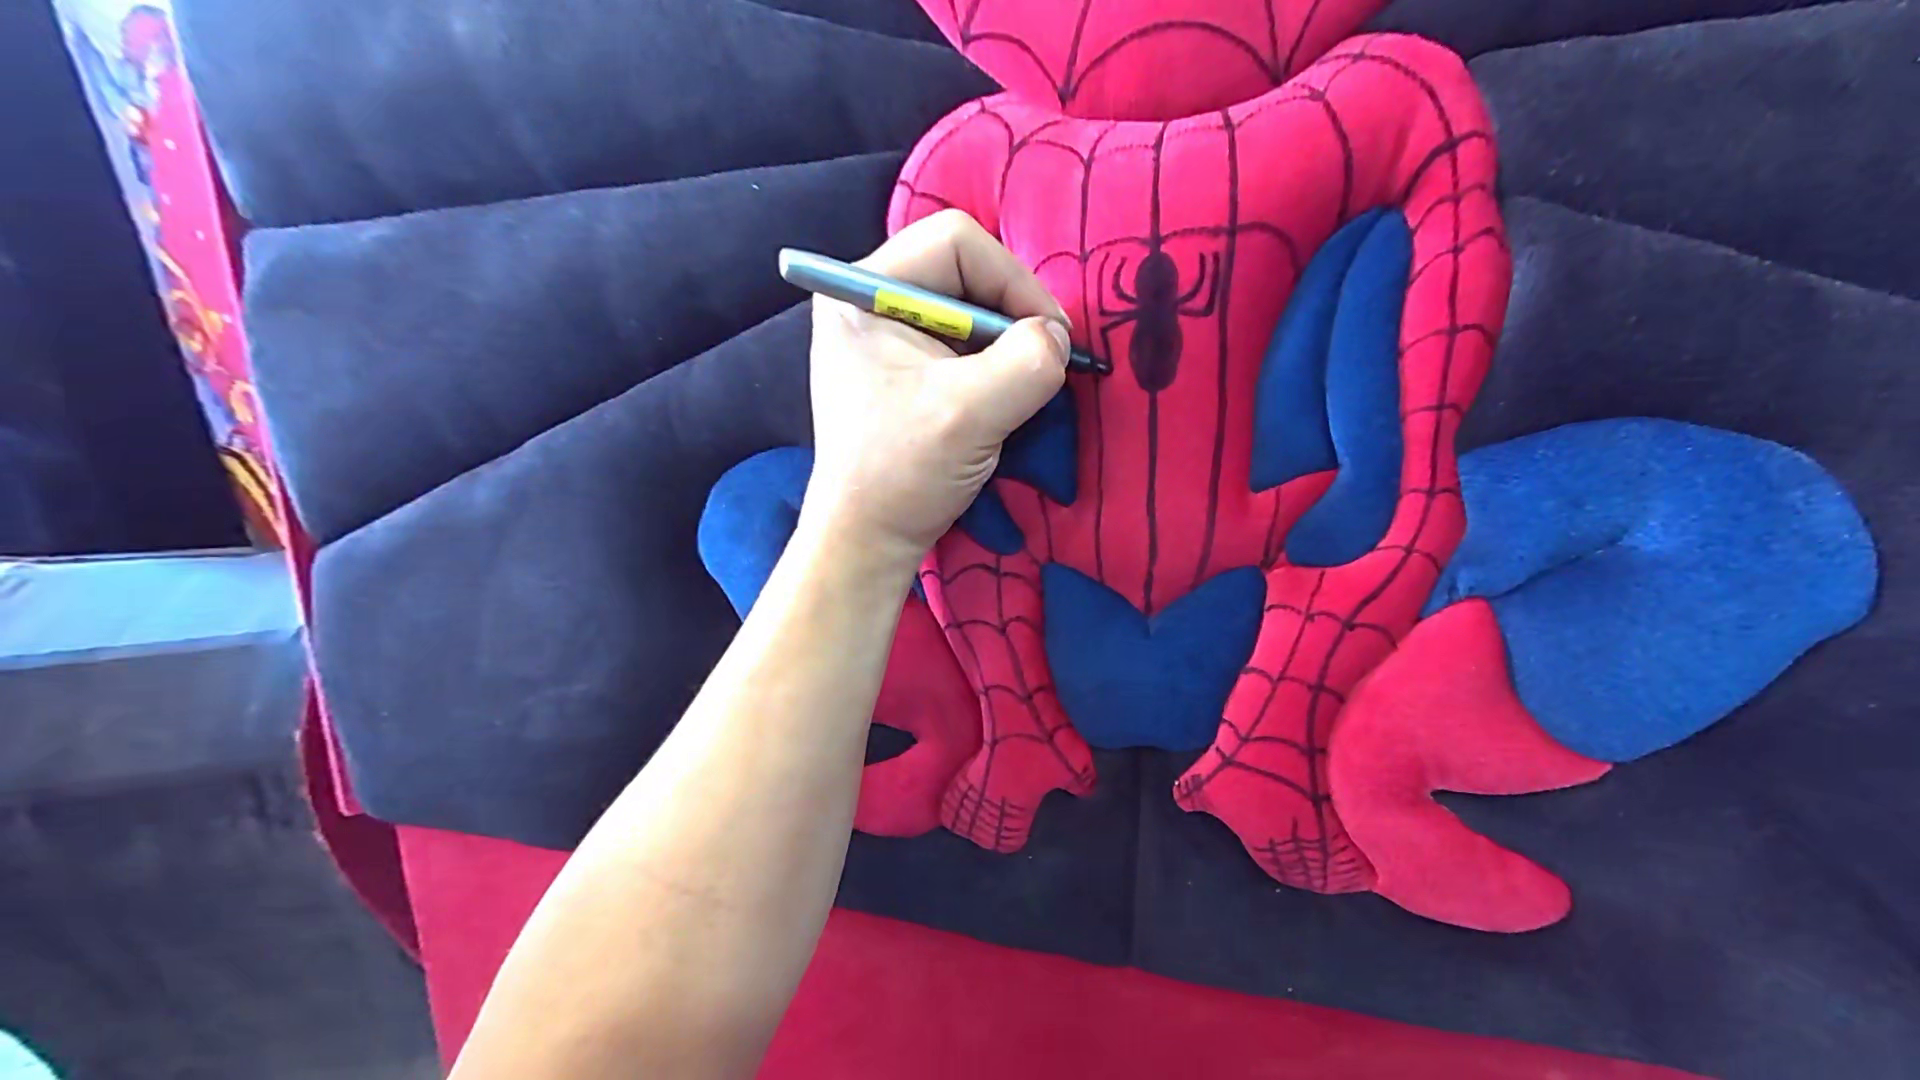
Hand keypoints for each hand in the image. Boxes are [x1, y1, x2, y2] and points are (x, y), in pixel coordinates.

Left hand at [802, 209, 1071, 571]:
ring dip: (1008, 350)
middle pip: (966, 275)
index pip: (957, 243)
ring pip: (972, 314)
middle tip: (1044, 365)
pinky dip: (995, 370)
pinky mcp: (905, 371)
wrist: (868, 539)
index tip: (1051, 337)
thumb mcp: (970, 413)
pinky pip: (964, 349)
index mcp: (862, 293)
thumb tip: (1057, 338)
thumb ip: (1028, 361)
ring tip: (1021, 392)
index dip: (1015, 282)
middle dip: (1013, 319)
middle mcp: (869, 303)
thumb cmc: (900, 474)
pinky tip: (1001, 404)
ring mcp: (887, 339)